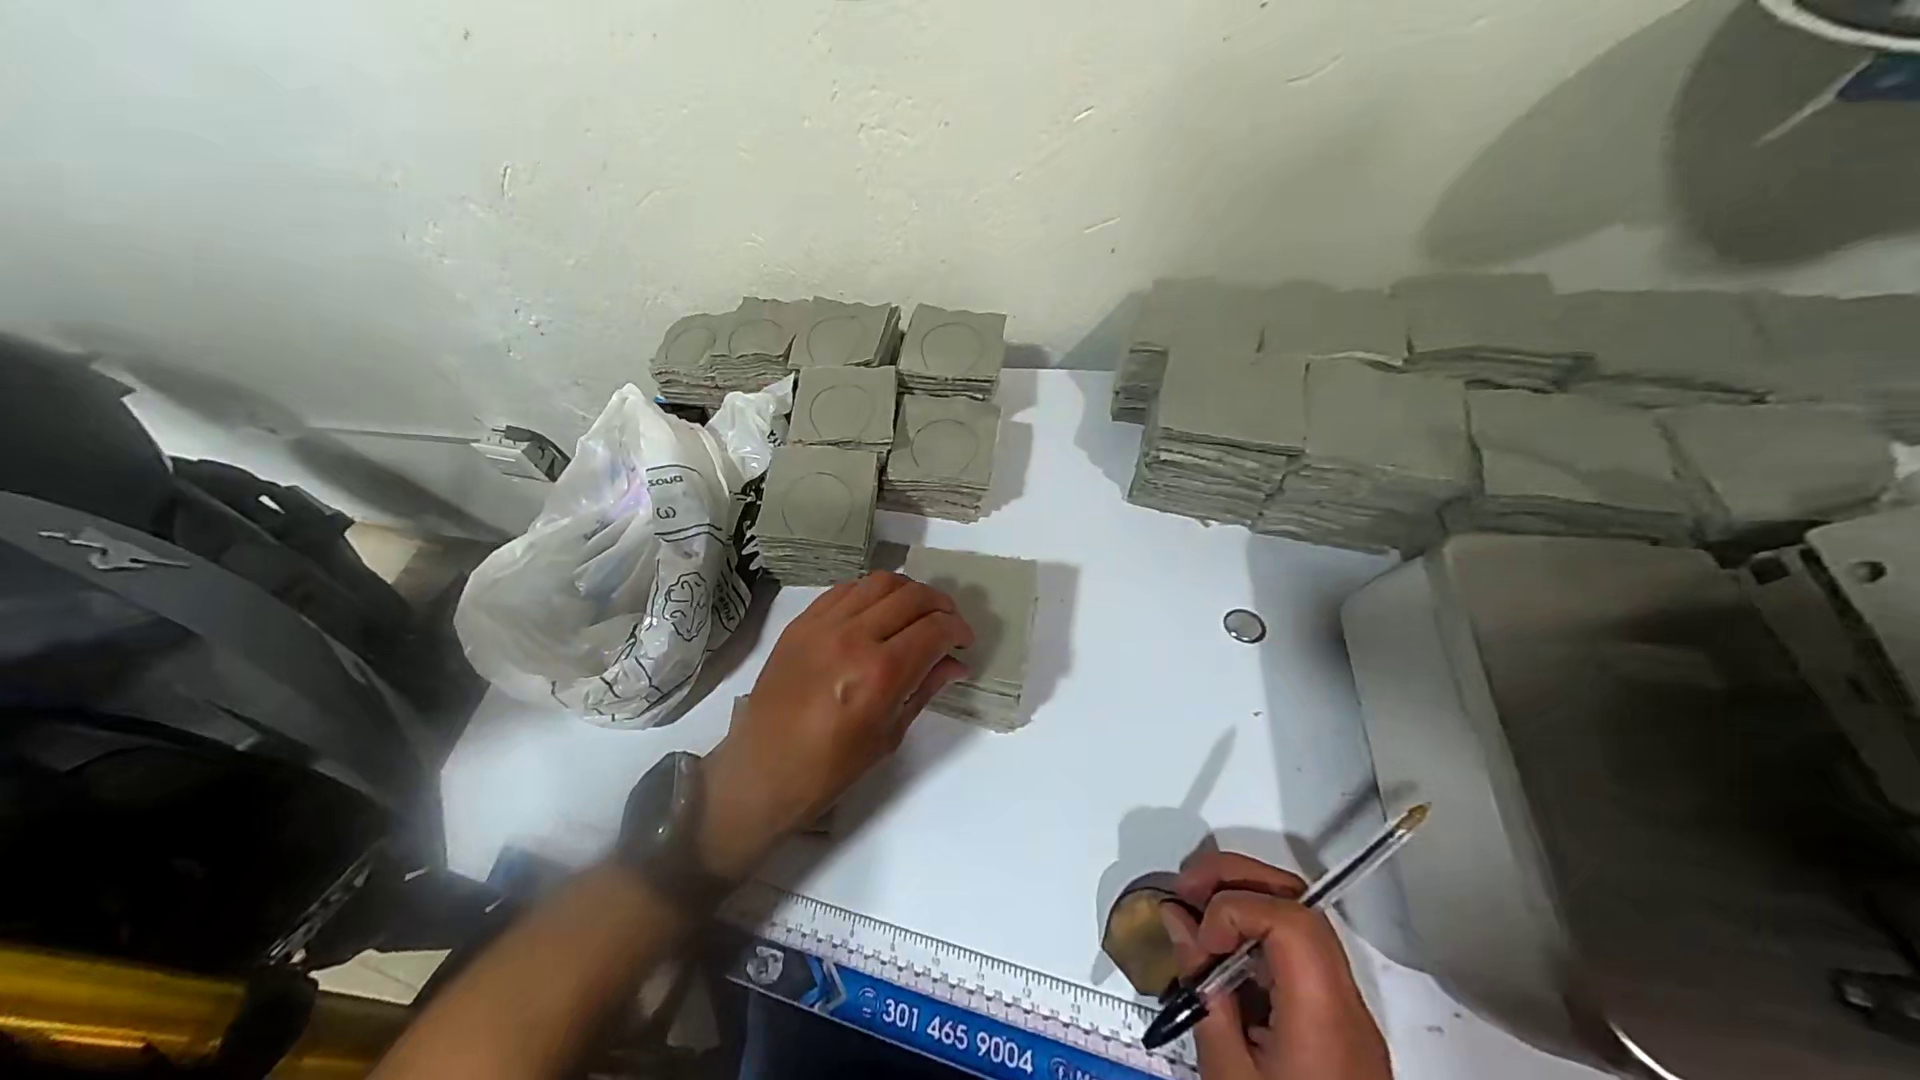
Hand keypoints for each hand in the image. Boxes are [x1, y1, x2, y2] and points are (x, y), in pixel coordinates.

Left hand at [698, 571, 973, 877]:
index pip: (935, 628)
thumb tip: (955, 663)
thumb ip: (924, 688)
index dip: (958, 630)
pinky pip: (846, 590)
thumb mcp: (888, 735)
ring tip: (916, 612)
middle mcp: (853, 637)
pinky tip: (878, 612)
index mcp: (880, 673)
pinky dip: (871, 593)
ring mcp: (822, 625)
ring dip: (908, 592)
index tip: (964, 641)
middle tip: (948, 624)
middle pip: (912, 596)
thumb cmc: (830, 768)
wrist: (761, 771)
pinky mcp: (801, 623)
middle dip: (941, 606)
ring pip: (880, 582)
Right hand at [1159, 852, 1390, 1079]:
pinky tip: (1221, 951)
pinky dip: (1255, 932)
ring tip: (1197, 911)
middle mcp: (1345, 999)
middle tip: (1187, 887)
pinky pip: (1297, 950)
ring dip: (1243, 898)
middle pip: (1299, 899)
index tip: (1201, 938)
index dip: (1235, 906)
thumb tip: (1179, 919)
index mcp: (1323, 1014)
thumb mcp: (1226, 1073)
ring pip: (1300, 914)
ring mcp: (1346, 1006)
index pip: (1290, 918)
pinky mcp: (1337, 1017)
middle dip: (1235, 878)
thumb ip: (1201, 989)